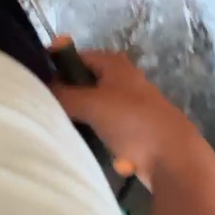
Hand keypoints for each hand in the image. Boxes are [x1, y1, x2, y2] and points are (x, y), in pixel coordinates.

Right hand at [50, 48, 199, 186]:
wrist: (175, 158)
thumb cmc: (131, 121)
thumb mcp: (91, 104)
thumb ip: (64, 94)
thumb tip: (43, 88)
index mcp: (112, 63)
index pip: (75, 56)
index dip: (57, 66)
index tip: (39, 83)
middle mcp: (121, 78)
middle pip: (84, 82)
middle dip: (68, 95)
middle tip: (50, 108)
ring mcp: (130, 104)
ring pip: (94, 106)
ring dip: (82, 117)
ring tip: (66, 128)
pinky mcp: (136, 129)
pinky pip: (106, 127)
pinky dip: (98, 134)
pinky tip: (89, 144)